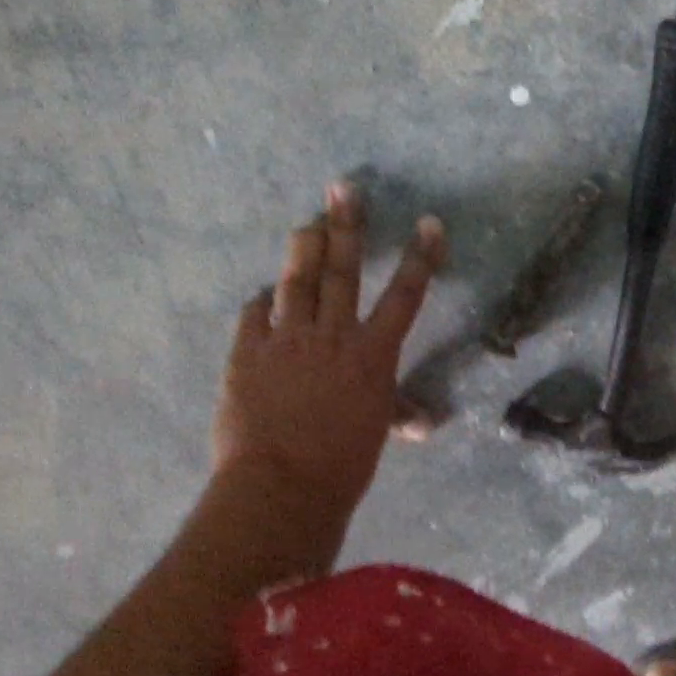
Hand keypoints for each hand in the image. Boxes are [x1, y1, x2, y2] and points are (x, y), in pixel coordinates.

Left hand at [213, 182, 445, 516]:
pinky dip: (262, 301)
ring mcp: (286, 342)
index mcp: (374, 353)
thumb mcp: (379, 431)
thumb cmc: (346, 461)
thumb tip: (423, 425)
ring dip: (303, 248)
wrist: (281, 485)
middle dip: (347, 227)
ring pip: (297, 283)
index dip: (420, 257)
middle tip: (345, 190)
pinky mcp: (246, 357)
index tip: (429, 223)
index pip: (405, 294)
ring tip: (308, 221)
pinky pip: (254, 317)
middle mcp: (333, 336)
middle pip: (342, 271)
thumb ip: (399, 414)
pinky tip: (265, 291)